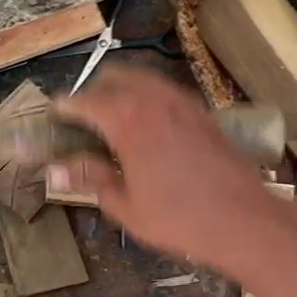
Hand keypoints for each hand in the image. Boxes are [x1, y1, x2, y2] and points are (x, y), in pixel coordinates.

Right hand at [49, 65, 296, 277]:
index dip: (64, 106)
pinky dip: (146, 98)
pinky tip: (145, 127)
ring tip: (110, 120)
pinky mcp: (202, 111)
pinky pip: (164, 91)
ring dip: (121, 91)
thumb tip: (54, 170)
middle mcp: (153, 100)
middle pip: (113, 77)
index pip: (84, 101)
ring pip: (142, 79)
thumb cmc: (178, 219)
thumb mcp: (124, 205)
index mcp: (126, 120)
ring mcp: (182, 102)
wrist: (245, 219)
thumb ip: (90, 178)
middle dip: (92, 92)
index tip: (51, 113)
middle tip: (80, 118)